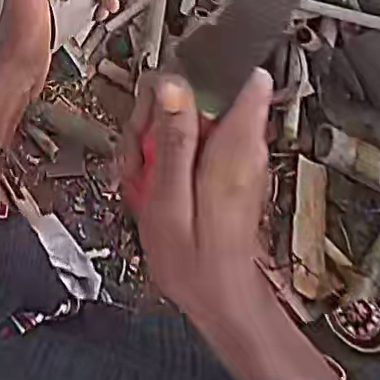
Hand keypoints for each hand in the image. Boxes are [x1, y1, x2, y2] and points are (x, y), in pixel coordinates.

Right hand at [121, 69, 274, 334]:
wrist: (222, 300)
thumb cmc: (198, 263)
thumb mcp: (172, 203)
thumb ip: (172, 140)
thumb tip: (169, 86)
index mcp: (232, 148)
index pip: (218, 79)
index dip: (177, 80)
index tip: (156, 101)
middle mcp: (239, 142)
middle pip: (185, 97)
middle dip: (152, 120)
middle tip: (139, 157)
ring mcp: (232, 149)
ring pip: (180, 116)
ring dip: (153, 140)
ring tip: (145, 176)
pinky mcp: (223, 158)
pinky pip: (184, 137)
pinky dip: (164, 154)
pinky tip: (156, 181)